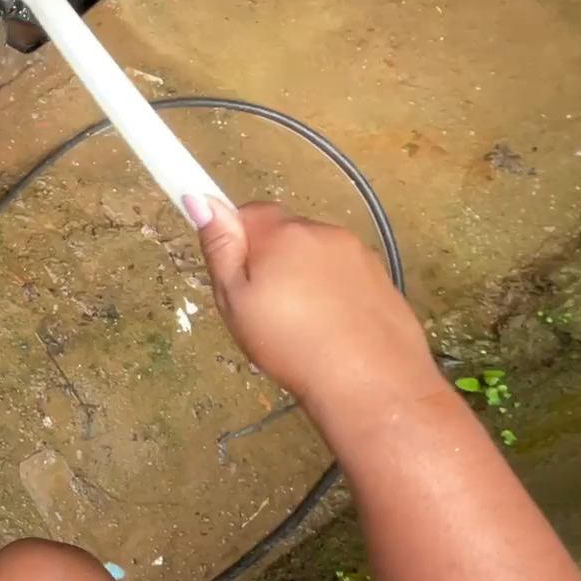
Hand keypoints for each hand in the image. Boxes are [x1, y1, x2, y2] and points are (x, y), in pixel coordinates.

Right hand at [187, 195, 442, 412]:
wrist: (370, 381)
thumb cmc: (286, 340)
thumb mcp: (234, 298)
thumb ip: (220, 248)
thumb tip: (200, 199)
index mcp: (283, 235)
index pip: (246, 211)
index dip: (230, 239)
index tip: (229, 275)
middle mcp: (323, 233)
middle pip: (281, 233)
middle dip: (263, 259)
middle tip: (254, 305)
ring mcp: (358, 254)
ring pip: (309, 254)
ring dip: (294, 275)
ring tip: (289, 321)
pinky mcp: (379, 277)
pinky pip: (336, 272)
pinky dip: (322, 290)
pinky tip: (319, 324)